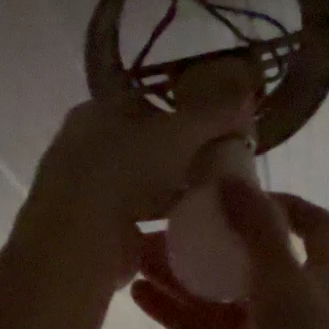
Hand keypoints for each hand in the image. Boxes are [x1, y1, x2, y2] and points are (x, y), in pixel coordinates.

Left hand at [22, 80, 254, 283]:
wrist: (80, 236)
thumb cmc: (126, 168)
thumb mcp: (181, 132)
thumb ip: (215, 112)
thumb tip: (248, 92)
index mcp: (98, 110)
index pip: (144, 103)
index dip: (180, 115)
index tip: (212, 132)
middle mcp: (83, 144)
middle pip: (141, 146)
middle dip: (176, 158)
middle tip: (213, 170)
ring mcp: (82, 189)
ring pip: (136, 184)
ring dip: (166, 192)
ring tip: (203, 202)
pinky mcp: (88, 227)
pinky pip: (131, 219)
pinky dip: (154, 222)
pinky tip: (181, 230)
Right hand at [131, 179, 328, 328]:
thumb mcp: (283, 281)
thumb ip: (257, 228)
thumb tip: (230, 180)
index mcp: (323, 276)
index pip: (313, 226)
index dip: (283, 204)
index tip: (238, 192)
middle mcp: (295, 300)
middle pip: (250, 257)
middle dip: (210, 238)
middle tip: (166, 221)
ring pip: (218, 292)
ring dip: (181, 273)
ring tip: (136, 252)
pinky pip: (201, 327)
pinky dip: (173, 311)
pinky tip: (137, 294)